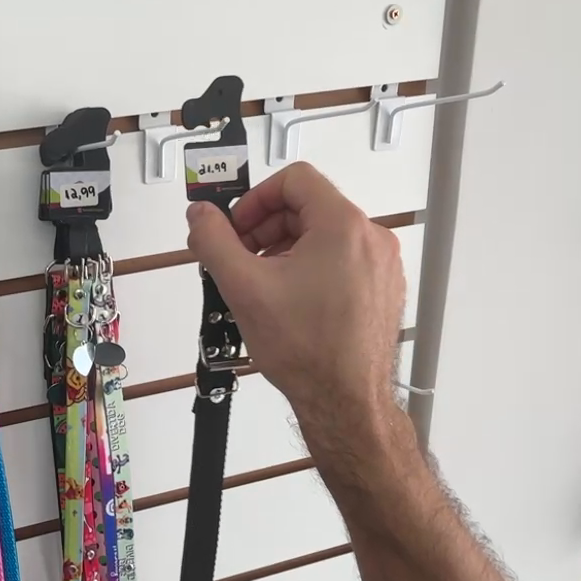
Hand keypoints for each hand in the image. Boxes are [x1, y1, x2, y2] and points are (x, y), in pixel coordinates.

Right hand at [185, 162, 405, 458]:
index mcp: (343, 226)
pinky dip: (306, 270)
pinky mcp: (381, 290)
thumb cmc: (305, 348)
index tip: (235, 228)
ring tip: (259, 286)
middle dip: (264, 228)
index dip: (255, 198)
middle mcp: (371, 239)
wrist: (345, 401)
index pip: (295, 179)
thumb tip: (200, 214)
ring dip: (282, 250)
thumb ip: (214, 240)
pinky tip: (286, 303)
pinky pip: (338, 261)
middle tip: (238, 259)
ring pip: (322, 237)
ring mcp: (381, 267)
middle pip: (307, 207)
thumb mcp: (243, 286)